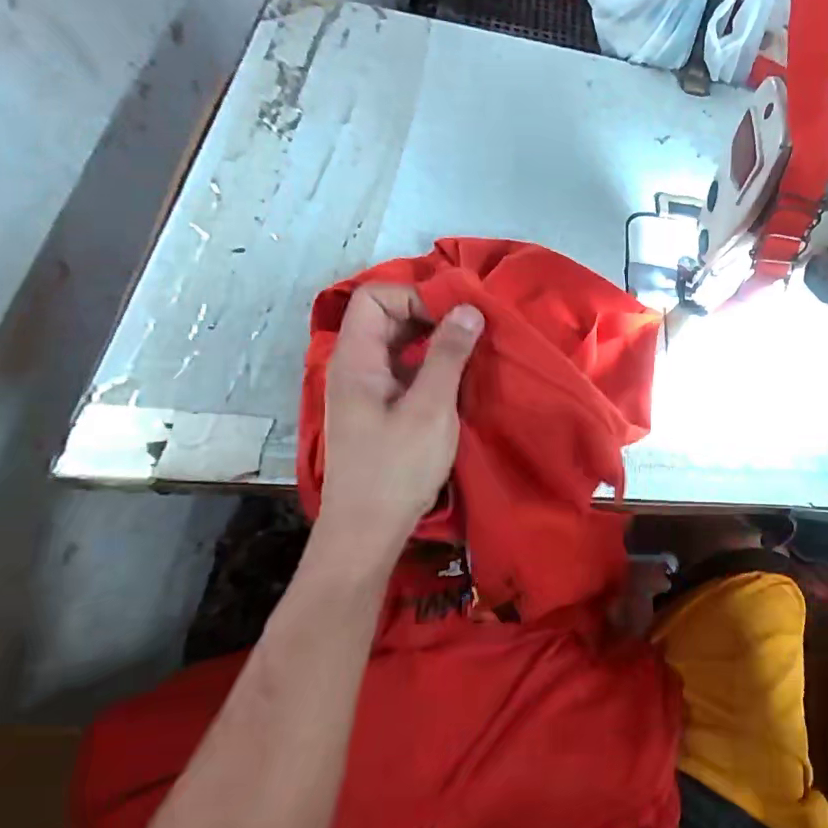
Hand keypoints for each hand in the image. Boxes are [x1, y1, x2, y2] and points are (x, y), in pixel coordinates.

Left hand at [317, 284, 482, 551]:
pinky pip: (405, 368)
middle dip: (430, 314)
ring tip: (472, 349)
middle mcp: (355, 366)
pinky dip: (431, 363)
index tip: (455, 316)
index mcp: (356, 359)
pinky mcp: (380, 409)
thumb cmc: (396, 468)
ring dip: (434, 339)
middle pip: (386, 316)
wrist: (367, 530)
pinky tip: (458, 377)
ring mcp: (367, 389)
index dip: (414, 297)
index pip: (374, 297)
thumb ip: (448, 355)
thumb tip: (469, 308)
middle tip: (472, 329)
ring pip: (398, 343)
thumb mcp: (429, 408)